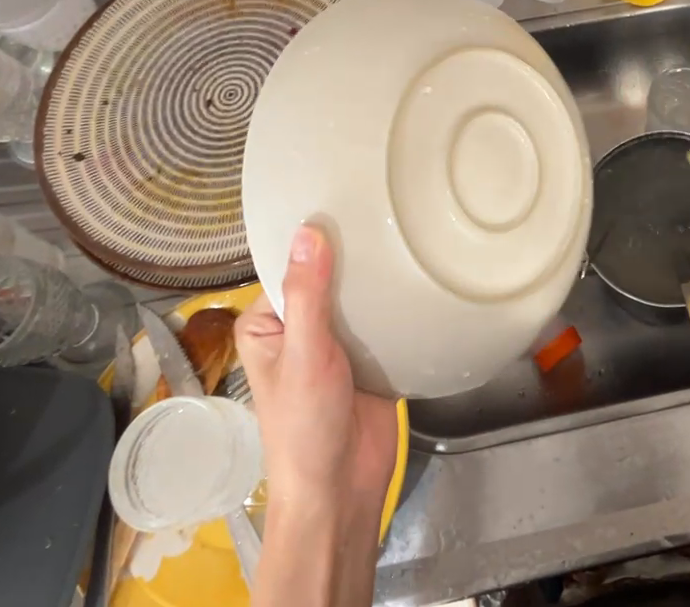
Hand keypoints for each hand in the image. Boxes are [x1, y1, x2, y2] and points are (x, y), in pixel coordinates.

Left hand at [236, 225, 397, 534]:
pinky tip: (422, 274)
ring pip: (360, 297)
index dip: (316, 238)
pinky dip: (399, 304)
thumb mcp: (303, 355)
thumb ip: (307, 295)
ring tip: (411, 233)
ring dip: (379, 279)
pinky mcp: (372, 358)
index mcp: (267, 325)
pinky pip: (384, 320)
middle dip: (354, 255)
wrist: (343, 490)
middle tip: (391, 210)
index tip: (348, 199)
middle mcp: (300, 329)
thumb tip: (307, 230)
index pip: (290, 266)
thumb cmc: (306, 427)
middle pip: (329, 278)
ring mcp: (338, 344)